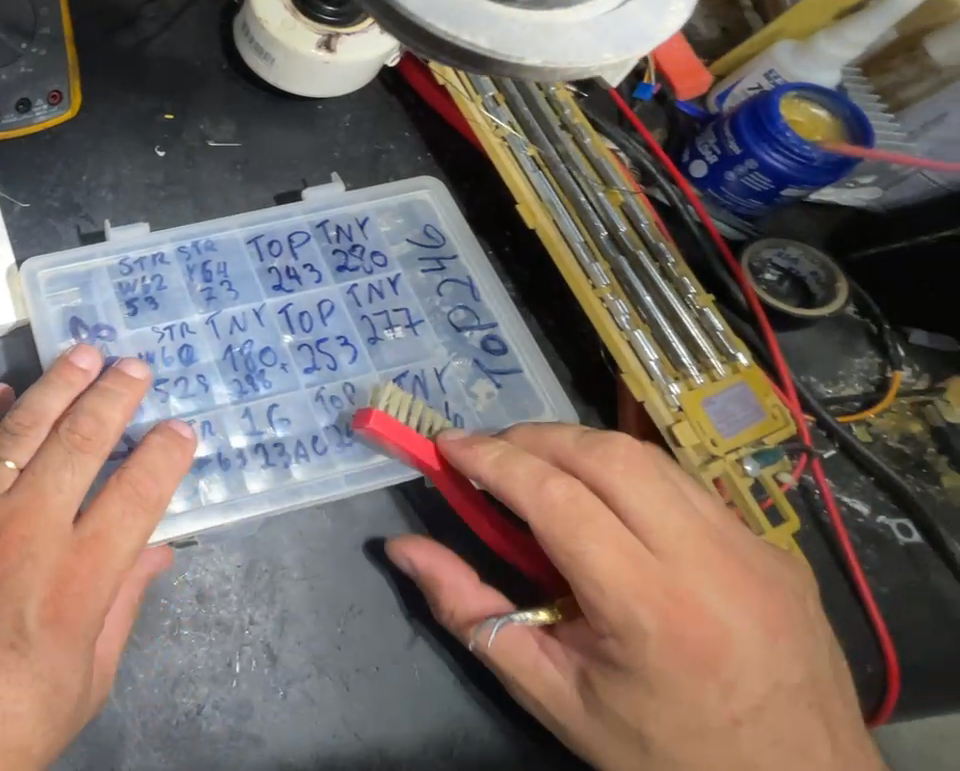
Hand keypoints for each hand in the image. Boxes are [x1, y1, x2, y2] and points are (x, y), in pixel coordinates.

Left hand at [0, 344, 196, 769]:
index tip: (181, 430)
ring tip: (82, 355)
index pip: (137, 496)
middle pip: (81, 442)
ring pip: (20, 426)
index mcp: (77, 578)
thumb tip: (158, 551)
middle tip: (135, 367)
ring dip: (56, 386)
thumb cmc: (3, 718)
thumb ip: (122, 606)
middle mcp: (27, 528)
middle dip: (114, 397)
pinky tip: (0, 391)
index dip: (165, 456)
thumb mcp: (85, 681)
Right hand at [386, 425, 881, 770]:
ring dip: (574, 446)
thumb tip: (401, 547)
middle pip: (606, 456)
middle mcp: (713, 565)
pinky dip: (622, 472)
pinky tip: (599, 501)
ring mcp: (756, 551)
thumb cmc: (660, 750)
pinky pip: (682, 483)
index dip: (493, 460)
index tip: (446, 447)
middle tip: (484, 454)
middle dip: (530, 438)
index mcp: (651, 610)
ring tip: (532, 467)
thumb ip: (467, 612)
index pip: (558, 498)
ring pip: (647, 457)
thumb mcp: (548, 692)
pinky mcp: (776, 550)